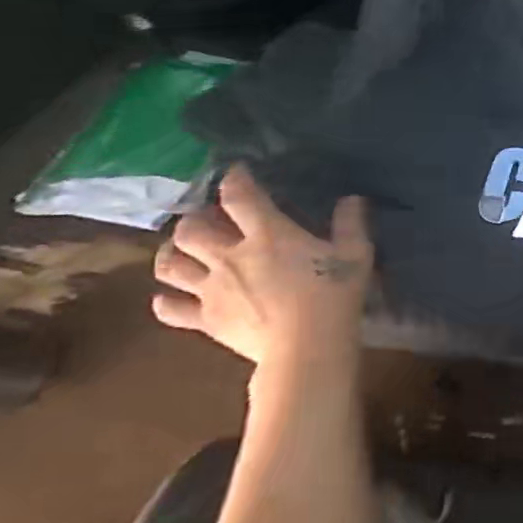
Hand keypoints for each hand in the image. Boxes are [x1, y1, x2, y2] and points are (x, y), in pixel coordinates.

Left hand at [153, 165, 373, 379]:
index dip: (234, 178)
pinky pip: (171, 309)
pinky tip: (173, 298)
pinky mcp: (206, 320)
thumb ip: (350, 224)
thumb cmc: (334, 296)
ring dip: (172, 255)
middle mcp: (230, 256)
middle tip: (210, 221)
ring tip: (185, 253)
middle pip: (190, 229)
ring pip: (170, 264)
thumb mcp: (355, 255)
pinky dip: (167, 302)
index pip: (238, 195)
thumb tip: (351, 199)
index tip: (236, 173)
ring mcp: (212, 290)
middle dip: (194, 220)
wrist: (307, 349)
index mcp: (268, 234)